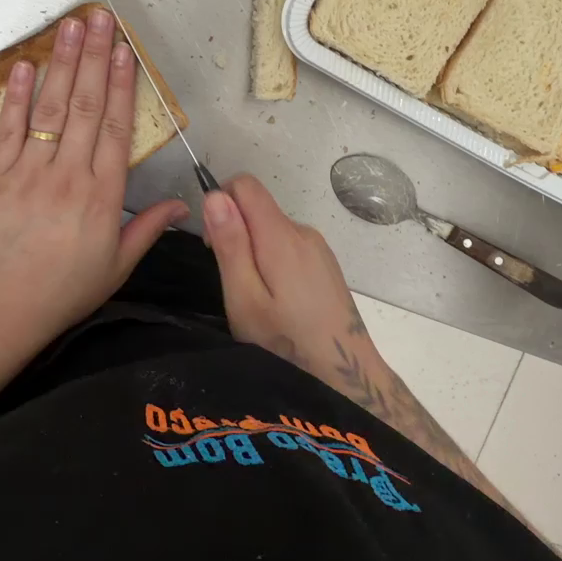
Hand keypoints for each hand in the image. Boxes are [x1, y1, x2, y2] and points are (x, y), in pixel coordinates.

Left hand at [0, 8, 187, 358]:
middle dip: (94, 58)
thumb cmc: (64, 291)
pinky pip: (8, 129)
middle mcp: (67, 175)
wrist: (2, 311)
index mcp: (101, 196)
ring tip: (69, 27)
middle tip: (99, 18)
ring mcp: (29, 172)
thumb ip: (148, 228)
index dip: (122, 85)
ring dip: (61, 64)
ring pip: (49, 108)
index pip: (114, 128)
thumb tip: (185, 204)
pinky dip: (16, 96)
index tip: (126, 51)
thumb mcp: (117, 266)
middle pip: (84, 106)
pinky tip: (25, 66)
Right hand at [202, 175, 375, 380]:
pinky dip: (273, 263)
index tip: (214, 246)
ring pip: (272, 230)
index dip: (220, 204)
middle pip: (257, 208)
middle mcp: (303, 232)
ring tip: (258, 300)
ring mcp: (318, 248)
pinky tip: (279, 303)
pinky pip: (289, 247)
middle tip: (234, 286)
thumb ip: (230, 245)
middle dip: (235, 234)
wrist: (346, 376)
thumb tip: (215, 195)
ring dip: (255, 252)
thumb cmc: (286, 343)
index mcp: (281, 235)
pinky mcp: (326, 265)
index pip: (245, 185)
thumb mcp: (244, 299)